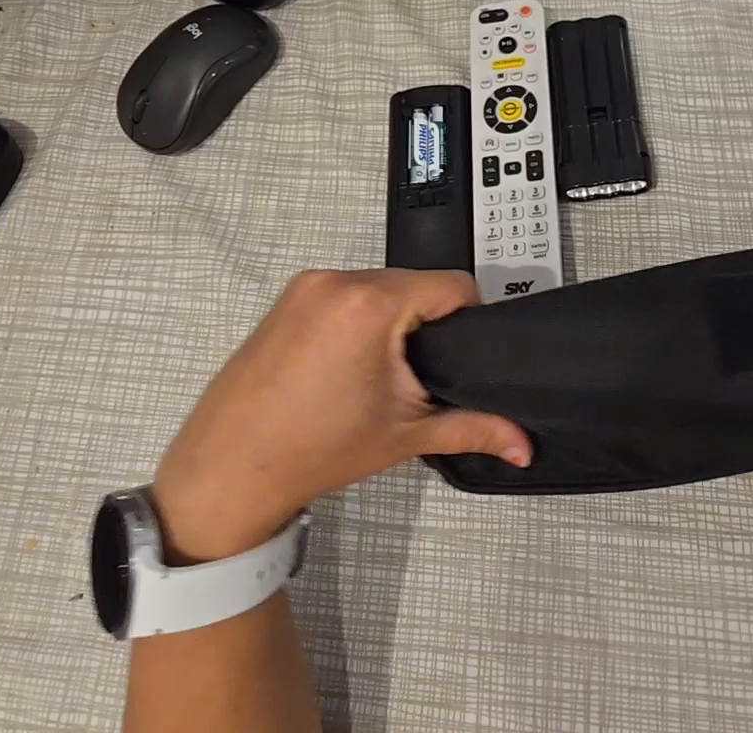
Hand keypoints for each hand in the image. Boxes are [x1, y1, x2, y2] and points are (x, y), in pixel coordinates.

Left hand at [150, 269, 529, 562]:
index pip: (454, 285)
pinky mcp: (288, 297)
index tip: (463, 355)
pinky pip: (348, 291)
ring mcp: (307, 285)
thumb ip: (476, 429)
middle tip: (424, 372)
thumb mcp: (408, 434)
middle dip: (430, 322)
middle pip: (417, 283)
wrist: (227, 470)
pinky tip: (355, 361)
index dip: (471, 318)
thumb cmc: (313, 450)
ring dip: (397, 317)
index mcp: (372, 303)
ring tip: (389, 370)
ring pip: (383, 285)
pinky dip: (364, 316)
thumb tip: (525, 445)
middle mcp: (337, 281)